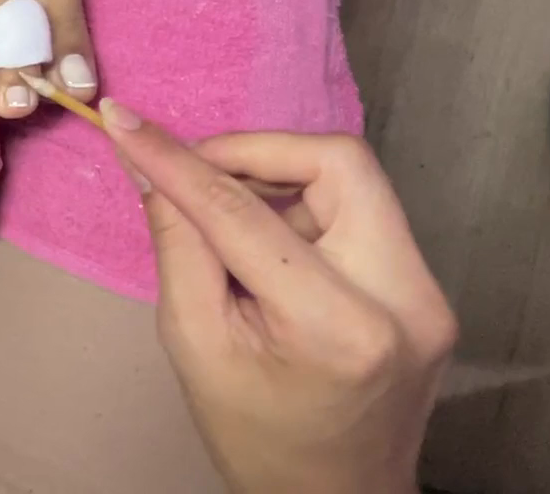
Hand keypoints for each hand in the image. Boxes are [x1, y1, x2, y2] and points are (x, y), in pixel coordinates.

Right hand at [99, 101, 456, 493]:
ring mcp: (425, 290)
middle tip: (193, 170)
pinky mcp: (419, 284)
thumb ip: (175, 239)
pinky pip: (352, 204)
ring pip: (347, 176)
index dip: (175, 159)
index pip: (242, 211)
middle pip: (337, 163)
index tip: (123, 121)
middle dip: (251, 149)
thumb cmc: (249, 428)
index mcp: (339, 325)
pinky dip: (291, 198)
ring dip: (270, 174)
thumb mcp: (190, 336)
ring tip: (221, 214)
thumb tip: (148, 162)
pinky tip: (258, 237)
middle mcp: (406, 296)